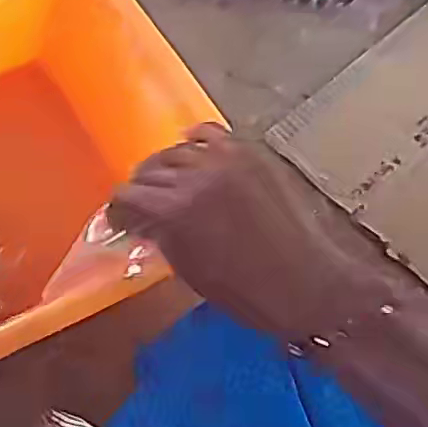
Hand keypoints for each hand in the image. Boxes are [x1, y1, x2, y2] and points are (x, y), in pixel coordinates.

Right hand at [107, 124, 411, 335]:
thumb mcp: (187, 268)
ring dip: (164, 169)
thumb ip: (160, 235)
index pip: (126, 195)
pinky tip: (192, 154)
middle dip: (139, 192)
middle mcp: (195, 175)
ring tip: (168, 185)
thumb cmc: (245, 292)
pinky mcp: (251, 154)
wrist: (310, 286)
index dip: (118, 212)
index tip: (121, 223)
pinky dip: (195, 144)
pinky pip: (210, 134)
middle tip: (142, 209)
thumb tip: (143, 221)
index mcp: (175, 209)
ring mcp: (226, 159)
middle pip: (147, 171)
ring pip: (174, 151)